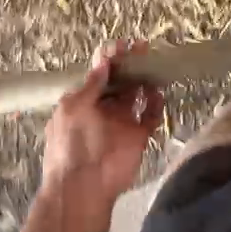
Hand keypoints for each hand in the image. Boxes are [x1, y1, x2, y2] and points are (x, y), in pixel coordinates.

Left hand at [40, 40, 164, 205]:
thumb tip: (103, 62)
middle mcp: (104, 108)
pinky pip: (151, 115)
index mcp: (83, 101)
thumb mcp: (73, 109)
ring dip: (145, 80)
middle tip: (145, 48)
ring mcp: (122, 122)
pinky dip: (156, 104)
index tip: (123, 45)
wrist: (83, 186)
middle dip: (132, 64)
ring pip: (137, 95)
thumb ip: (90, 85)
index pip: (99, 74)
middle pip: (121, 81)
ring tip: (156, 65)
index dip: (110, 59)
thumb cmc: (71, 144)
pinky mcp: (139, 135)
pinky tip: (158, 93)